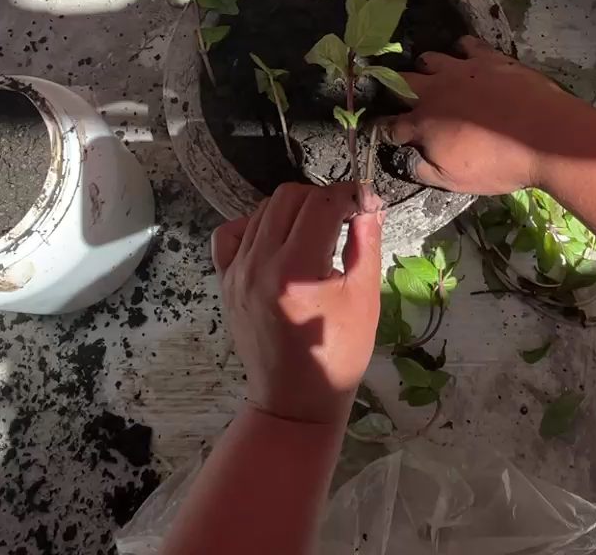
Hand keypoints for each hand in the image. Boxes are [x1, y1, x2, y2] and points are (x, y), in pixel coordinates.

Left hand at [211, 182, 383, 425]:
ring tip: (314, 231)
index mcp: (297, 269)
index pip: (321, 203)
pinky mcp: (225, 280)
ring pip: (263, 210)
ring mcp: (237, 271)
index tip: (364, 203)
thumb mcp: (365, 297)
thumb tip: (370, 203)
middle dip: (321, 198)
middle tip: (342, 217)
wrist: (295, 401)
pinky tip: (275, 240)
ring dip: (293, 209)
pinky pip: (231, 233)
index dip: (348, 194)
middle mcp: (260, 263)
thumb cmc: (339, 352)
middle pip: (289, 197)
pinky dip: (253, 225)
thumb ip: (366, 242)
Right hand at [385, 36, 595, 193]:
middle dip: (394, 91)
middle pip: (399, 83)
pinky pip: (464, 44)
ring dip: (425, 69)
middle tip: (404, 101)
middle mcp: (434, 91)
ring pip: (427, 59)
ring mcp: (460, 69)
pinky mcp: (486, 56)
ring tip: (435, 80)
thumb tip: (403, 158)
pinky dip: (460, 52)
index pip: (388, 124)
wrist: (546, 135)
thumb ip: (422, 168)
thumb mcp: (455, 181)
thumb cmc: (499, 164)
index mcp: (422, 123)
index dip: (383, 129)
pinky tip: (467, 61)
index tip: (386, 132)